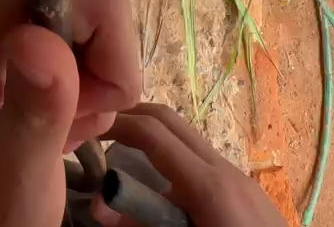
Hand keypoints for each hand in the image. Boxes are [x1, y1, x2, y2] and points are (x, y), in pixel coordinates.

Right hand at [93, 104, 289, 226]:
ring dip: (152, 143)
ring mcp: (241, 179)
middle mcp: (225, 169)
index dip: (113, 122)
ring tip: (125, 170)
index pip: (151, 131)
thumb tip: (99, 209)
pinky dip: (174, 167)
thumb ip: (143, 226)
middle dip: (129, 117)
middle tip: (96, 131)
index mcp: (209, 186)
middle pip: (168, 120)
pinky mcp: (250, 195)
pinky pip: (203, 164)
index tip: (83, 126)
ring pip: (186, 141)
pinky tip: (163, 200)